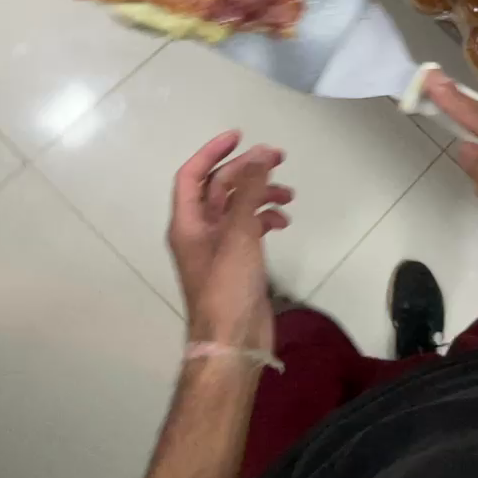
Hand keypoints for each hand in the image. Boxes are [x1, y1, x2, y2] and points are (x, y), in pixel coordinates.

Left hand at [168, 131, 293, 348]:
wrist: (232, 341)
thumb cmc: (228, 286)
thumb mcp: (238, 232)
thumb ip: (249, 189)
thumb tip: (260, 152)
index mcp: (188, 223)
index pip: (192, 175)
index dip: (212, 151)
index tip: (240, 135)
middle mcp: (199, 230)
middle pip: (220, 187)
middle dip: (248, 170)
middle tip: (279, 158)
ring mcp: (219, 246)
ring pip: (238, 206)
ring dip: (262, 193)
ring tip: (289, 194)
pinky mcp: (238, 260)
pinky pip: (250, 226)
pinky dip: (267, 218)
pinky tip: (283, 222)